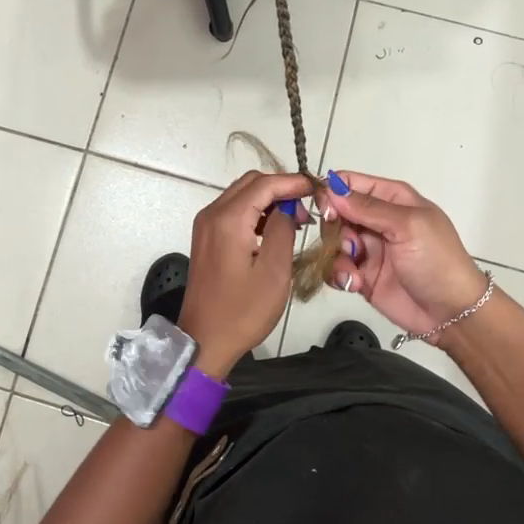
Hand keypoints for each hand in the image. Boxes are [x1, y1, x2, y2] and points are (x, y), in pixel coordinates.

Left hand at [176, 171, 310, 378]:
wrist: (205, 340)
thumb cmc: (242, 311)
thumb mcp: (274, 272)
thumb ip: (283, 230)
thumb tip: (288, 207)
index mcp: (228, 219)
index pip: (264, 184)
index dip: (292, 182)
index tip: (317, 188)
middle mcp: (212, 214)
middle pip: (250, 183)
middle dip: (280, 188)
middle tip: (308, 208)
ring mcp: (206, 225)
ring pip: (241, 195)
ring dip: (268, 200)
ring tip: (296, 220)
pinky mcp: (205, 238)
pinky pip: (233, 211)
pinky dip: (255, 212)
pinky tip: (274, 229)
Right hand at [320, 172, 489, 345]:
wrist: (453, 313)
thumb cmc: (438, 260)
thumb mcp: (408, 226)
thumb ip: (368, 207)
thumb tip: (331, 188)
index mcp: (391, 198)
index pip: (349, 183)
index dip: (331, 192)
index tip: (326, 210)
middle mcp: (376, 219)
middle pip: (335, 212)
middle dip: (334, 228)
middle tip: (349, 245)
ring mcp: (367, 248)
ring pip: (332, 241)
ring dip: (337, 255)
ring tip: (354, 271)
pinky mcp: (361, 274)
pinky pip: (336, 267)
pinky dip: (339, 275)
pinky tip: (354, 284)